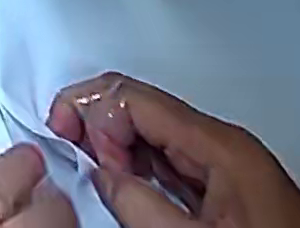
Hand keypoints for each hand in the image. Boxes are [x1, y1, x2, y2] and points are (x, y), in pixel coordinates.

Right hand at [46, 73, 299, 227]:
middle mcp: (225, 144)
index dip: (92, 115)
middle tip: (70, 144)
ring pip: (149, 127)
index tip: (75, 146)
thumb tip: (99, 174)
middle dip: (96, 120)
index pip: (130, 96)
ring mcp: (229, 166)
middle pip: (137, 102)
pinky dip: (135, 161)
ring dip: (113, 142)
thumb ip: (137, 202)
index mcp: (220, 145)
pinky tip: (124, 180)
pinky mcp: (229, 189)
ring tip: (96, 169)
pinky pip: (166, 155)